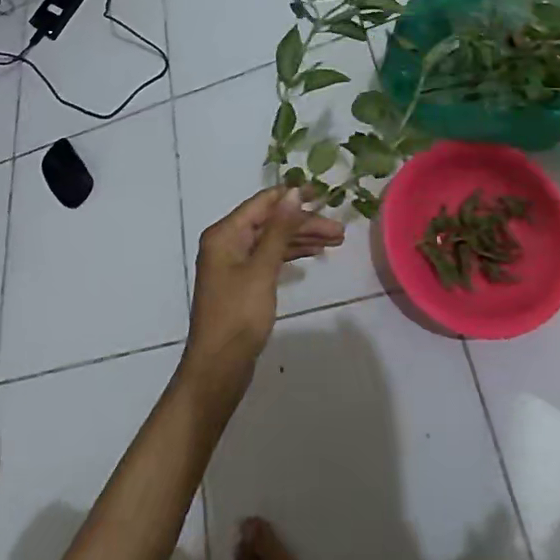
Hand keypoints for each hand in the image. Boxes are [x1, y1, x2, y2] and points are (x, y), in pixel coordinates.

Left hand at [183, 187, 344, 381]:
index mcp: (225, 234)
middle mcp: (228, 242)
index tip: (325, 194)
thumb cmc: (238, 315)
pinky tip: (314, 253)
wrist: (219, 367)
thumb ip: (280, 229)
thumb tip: (295, 191)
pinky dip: (292, 253)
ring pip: (274, 239)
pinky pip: (271, 256)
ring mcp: (235, 262)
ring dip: (303, 237)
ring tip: (336, 240)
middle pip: (272, 221)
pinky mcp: (244, 280)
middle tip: (340, 230)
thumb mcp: (262, 268)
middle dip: (305, 222)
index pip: (264, 202)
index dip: (294, 196)